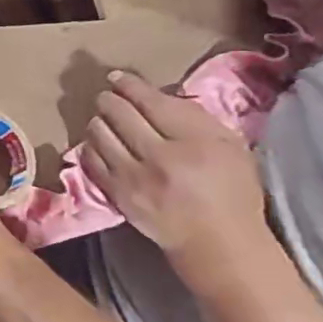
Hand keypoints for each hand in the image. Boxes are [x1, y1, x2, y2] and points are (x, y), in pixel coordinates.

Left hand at [79, 72, 272, 269]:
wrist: (217, 243)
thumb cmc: (231, 192)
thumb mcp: (229, 147)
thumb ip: (195, 118)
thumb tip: (158, 95)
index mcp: (195, 142)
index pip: (152, 102)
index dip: (130, 85)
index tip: (118, 78)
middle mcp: (160, 156)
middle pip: (119, 113)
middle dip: (109, 99)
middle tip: (108, 97)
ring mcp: (133, 177)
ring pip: (99, 133)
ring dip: (98, 121)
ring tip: (103, 119)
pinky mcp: (117, 194)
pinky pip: (91, 159)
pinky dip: (91, 146)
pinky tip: (97, 143)